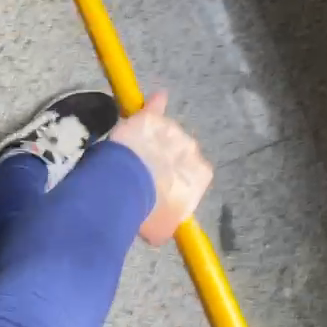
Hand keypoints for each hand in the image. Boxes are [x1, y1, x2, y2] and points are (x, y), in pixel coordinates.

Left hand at [108, 92, 213, 245]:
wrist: (126, 186)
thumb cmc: (148, 211)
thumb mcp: (163, 229)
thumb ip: (168, 221)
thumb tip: (161, 225)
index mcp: (201, 174)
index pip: (193, 174)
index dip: (175, 180)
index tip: (160, 188)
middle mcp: (192, 148)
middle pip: (178, 151)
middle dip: (163, 159)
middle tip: (142, 174)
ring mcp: (171, 129)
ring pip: (162, 133)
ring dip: (151, 141)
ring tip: (133, 155)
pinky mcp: (150, 118)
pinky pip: (155, 107)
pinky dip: (155, 103)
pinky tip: (158, 97)